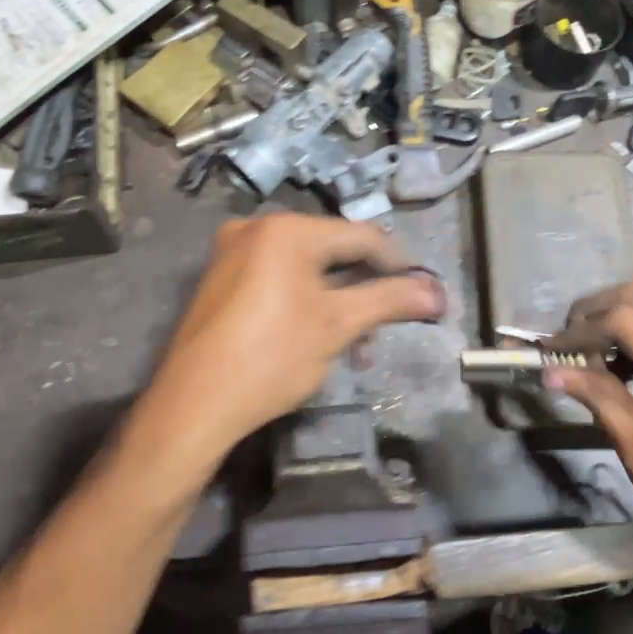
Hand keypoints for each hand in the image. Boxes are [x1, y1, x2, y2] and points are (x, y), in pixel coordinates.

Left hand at [142, 212, 445, 456]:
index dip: (399, 264)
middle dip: (365, 291)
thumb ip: (390, 300)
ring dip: (338, 304)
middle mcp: (256, 229)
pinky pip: (277, 281)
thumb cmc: (271, 356)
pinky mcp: (220, 282)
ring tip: (356, 348)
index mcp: (286, 228)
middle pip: (332, 252)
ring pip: (305, 271)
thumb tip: (438, 293)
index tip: (424, 293)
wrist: (193, 404)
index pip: (360, 236)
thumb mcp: (337, 326)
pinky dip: (306, 304)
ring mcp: (232, 254)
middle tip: (388, 327)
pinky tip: (318, 339)